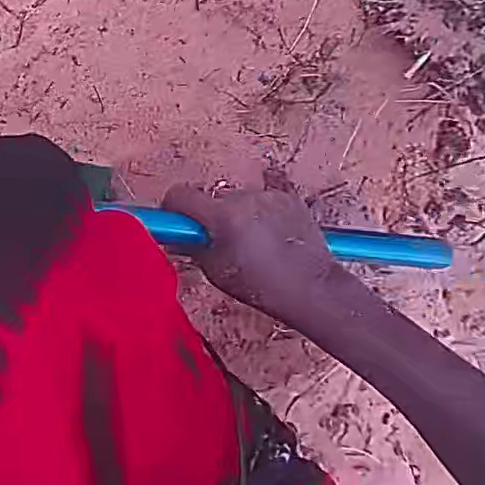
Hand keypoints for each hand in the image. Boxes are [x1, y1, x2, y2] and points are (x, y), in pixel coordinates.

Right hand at [162, 182, 347, 314]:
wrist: (312, 288)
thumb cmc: (261, 286)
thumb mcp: (215, 270)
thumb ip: (192, 246)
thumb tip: (175, 234)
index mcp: (222, 217)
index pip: (180, 195)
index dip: (173, 208)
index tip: (176, 221)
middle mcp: (244, 198)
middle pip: (212, 199)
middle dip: (211, 217)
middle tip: (220, 243)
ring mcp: (269, 195)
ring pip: (238, 199)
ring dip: (237, 214)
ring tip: (251, 243)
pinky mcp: (289, 197)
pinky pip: (264, 197)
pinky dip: (261, 210)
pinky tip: (269, 232)